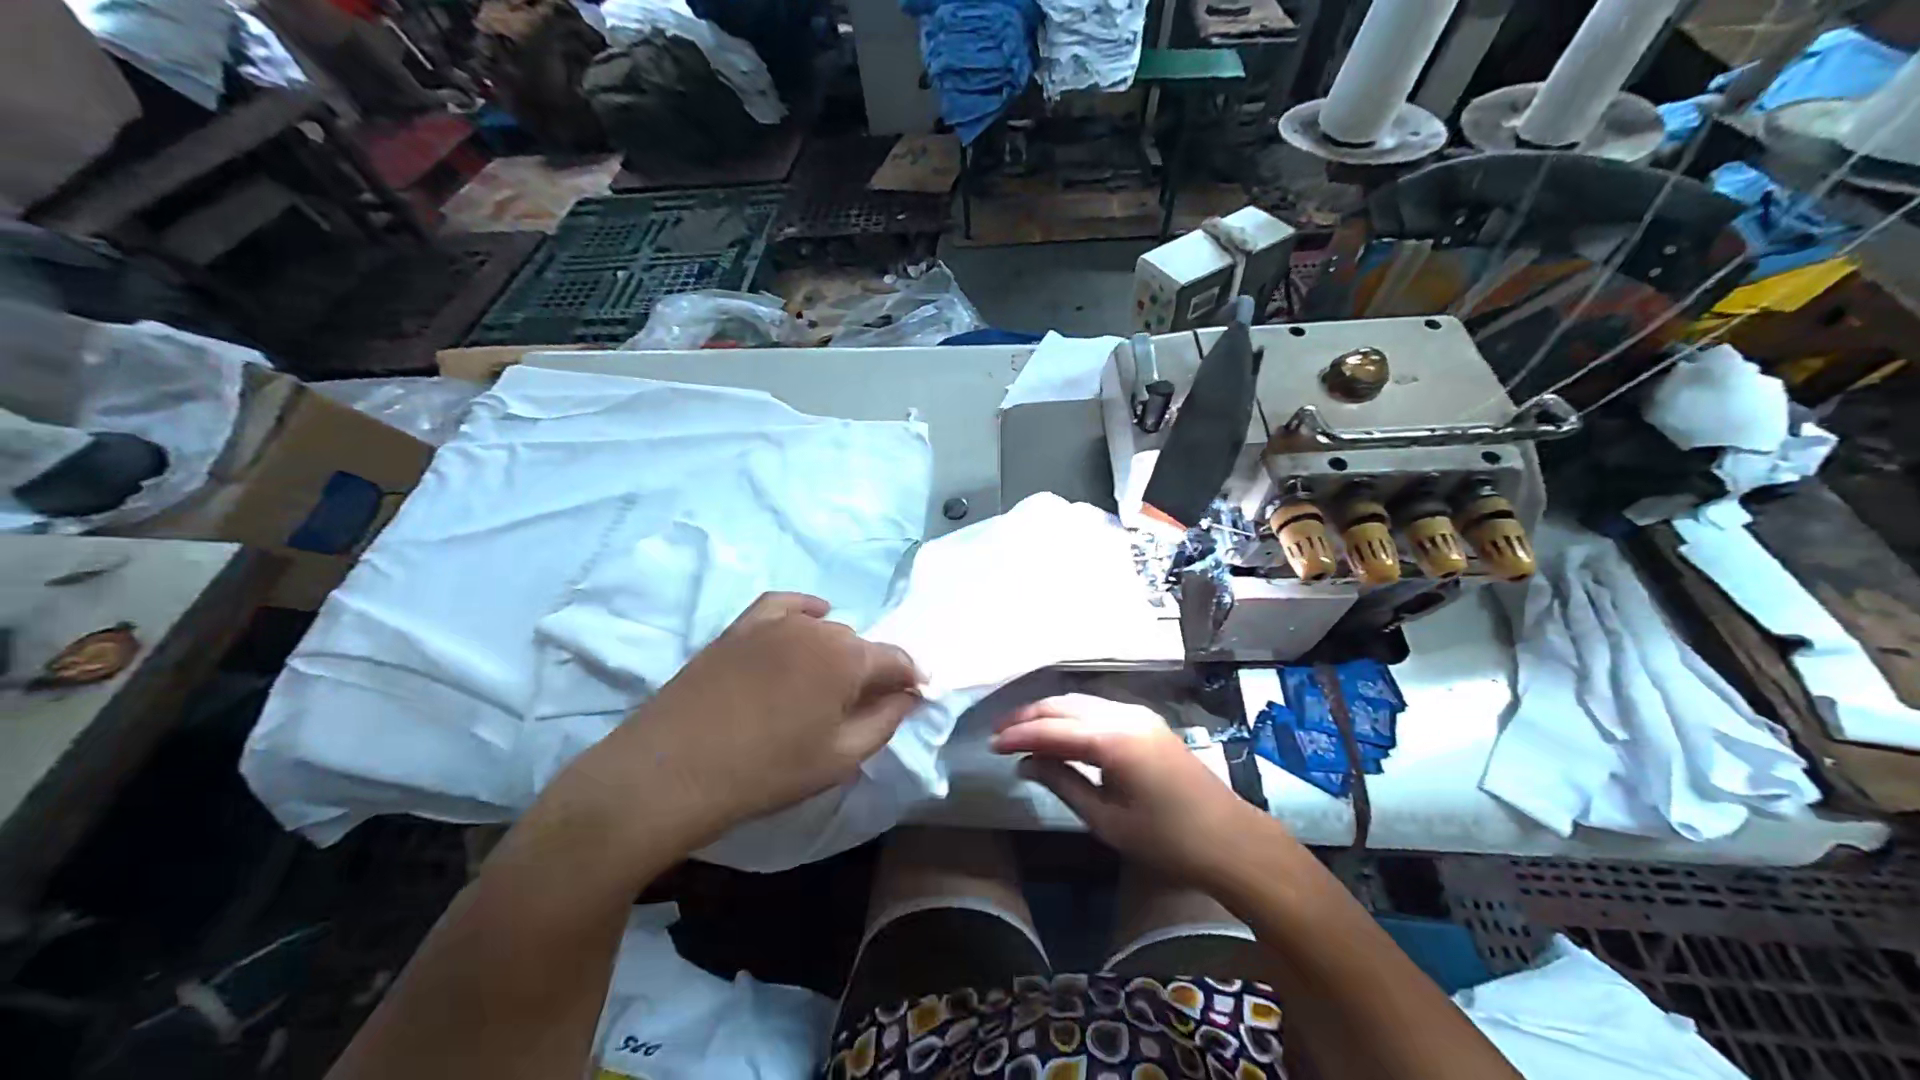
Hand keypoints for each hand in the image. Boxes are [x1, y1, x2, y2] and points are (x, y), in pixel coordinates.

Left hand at [559, 592, 923, 850]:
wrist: (673, 770)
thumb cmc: (767, 771)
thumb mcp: (841, 757)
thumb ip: (885, 721)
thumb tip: (909, 695)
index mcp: (848, 658)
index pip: (896, 660)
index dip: (910, 680)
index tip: (912, 700)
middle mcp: (817, 628)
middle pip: (859, 645)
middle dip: (868, 671)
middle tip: (857, 709)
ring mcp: (774, 623)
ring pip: (824, 629)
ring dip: (835, 652)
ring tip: (824, 686)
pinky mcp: (740, 627)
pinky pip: (783, 606)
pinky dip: (804, 611)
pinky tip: (811, 617)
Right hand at [992, 694, 1283, 889]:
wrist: (1230, 840)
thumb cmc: (1167, 840)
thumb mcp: (1105, 819)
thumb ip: (1062, 782)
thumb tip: (1026, 763)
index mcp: (1113, 739)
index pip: (1051, 729)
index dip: (1018, 736)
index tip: (990, 745)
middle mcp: (1125, 715)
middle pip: (1065, 705)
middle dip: (1029, 716)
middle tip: (1000, 733)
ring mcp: (1140, 715)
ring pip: (1082, 702)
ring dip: (1050, 713)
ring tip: (1022, 730)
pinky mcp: (1148, 723)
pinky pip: (1100, 709)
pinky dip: (1073, 716)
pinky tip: (1059, 731)